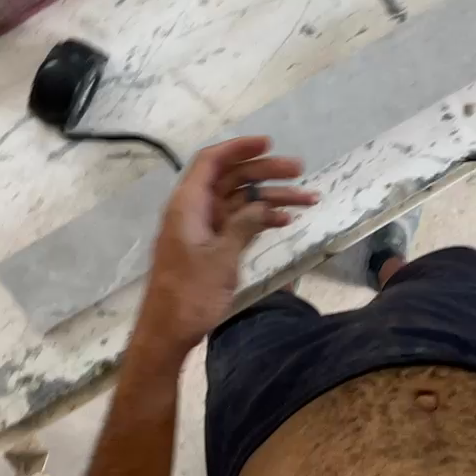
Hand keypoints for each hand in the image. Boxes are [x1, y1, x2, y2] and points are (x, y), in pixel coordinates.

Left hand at [131, 136, 318, 365]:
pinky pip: (238, 222)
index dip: (240, 148)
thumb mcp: (221, 256)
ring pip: (240, 201)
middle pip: (231, 178)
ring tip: (307, 198)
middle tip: (299, 171)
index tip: (269, 144)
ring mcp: (203, 228)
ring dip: (271, 198)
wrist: (169, 331)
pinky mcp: (211, 246)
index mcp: (188, 204)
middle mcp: (194, 209)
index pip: (212, 161)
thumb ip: (244, 225)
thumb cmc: (190, 293)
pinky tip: (286, 221)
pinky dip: (260, 219)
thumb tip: (265, 206)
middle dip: (265, 172)